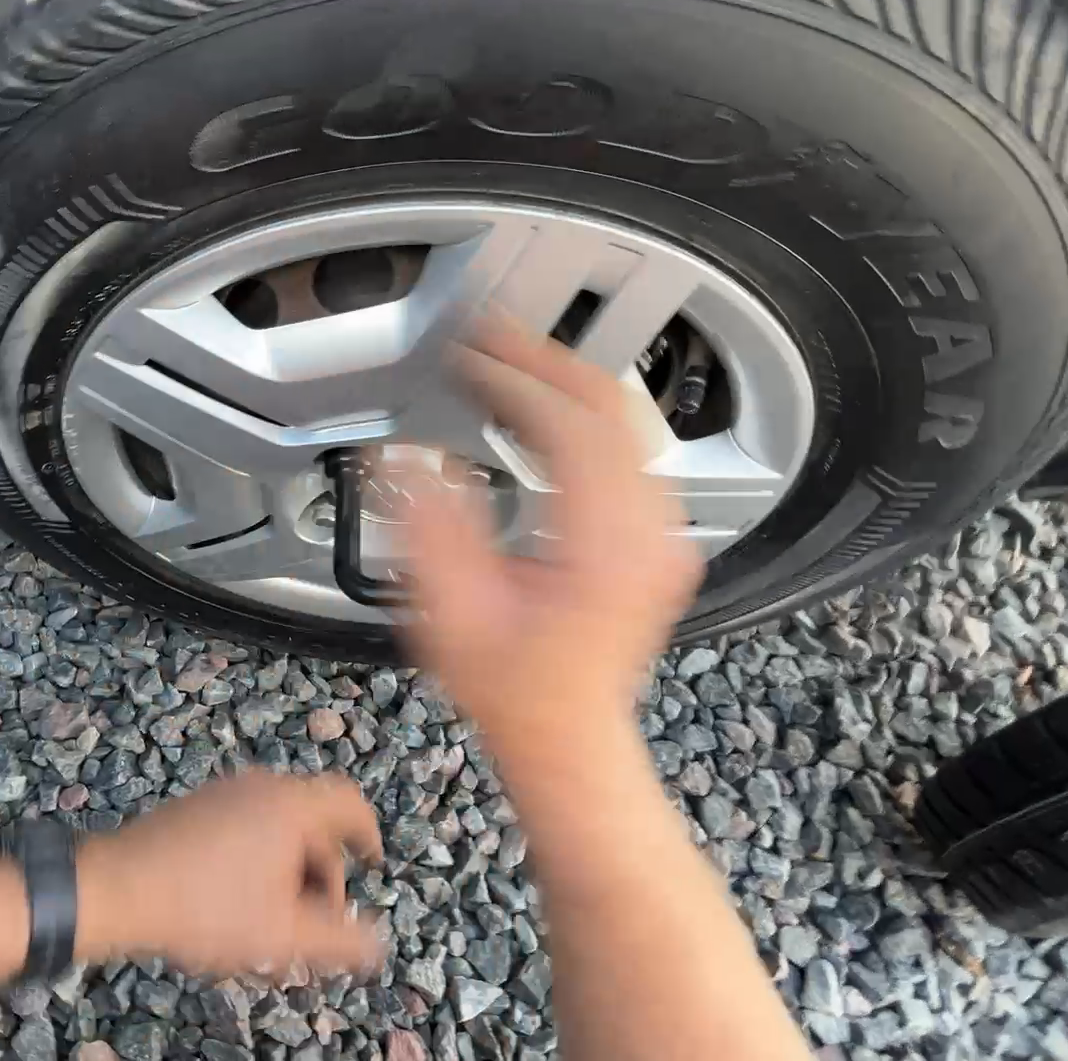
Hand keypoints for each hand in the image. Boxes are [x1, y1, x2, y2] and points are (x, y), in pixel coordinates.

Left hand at [74, 772, 384, 974]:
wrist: (118, 887)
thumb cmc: (206, 907)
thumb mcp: (282, 934)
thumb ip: (339, 939)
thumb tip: (377, 943)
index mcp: (290, 805)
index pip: (349, 802)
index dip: (369, 834)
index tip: (371, 865)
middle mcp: (261, 786)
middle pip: (312, 823)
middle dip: (320, 875)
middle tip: (311, 925)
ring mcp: (225, 792)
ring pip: (276, 830)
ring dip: (287, 875)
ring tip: (271, 925)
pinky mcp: (198, 807)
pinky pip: (246, 827)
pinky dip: (258, 861)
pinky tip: (237, 904)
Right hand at [398, 317, 702, 758]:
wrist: (566, 733)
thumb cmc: (516, 690)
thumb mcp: (451, 615)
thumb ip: (429, 528)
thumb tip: (407, 459)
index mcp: (602, 545)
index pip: (570, 423)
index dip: (517, 375)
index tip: (474, 350)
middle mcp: (648, 532)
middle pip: (611, 406)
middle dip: (545, 359)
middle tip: (491, 334)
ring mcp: (660, 533)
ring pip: (628, 419)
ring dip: (567, 380)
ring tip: (510, 360)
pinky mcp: (655, 537)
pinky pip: (630, 447)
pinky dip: (585, 414)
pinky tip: (548, 408)